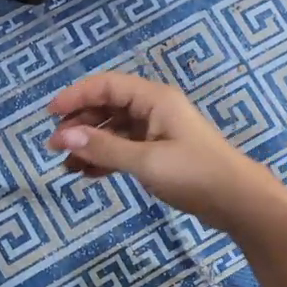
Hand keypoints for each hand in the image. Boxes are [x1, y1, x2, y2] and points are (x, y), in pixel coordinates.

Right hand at [45, 72, 279, 227]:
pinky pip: (124, 148)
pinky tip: (87, 174)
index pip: (105, 85)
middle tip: (54, 148)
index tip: (49, 116)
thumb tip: (62, 137)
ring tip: (66, 167)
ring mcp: (157, 131)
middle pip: (107, 106)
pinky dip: (105, 158)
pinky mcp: (159, 152)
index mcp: (154, 99)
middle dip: (79, 124)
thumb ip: (103, 148)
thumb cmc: (195, 174)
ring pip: (113, 129)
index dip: (75, 96)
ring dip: (89, 144)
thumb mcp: (146, 162)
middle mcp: (154, 108)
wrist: (237, 201)